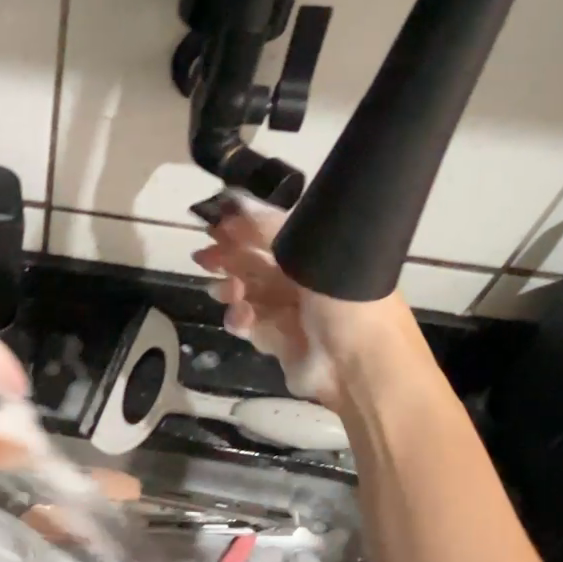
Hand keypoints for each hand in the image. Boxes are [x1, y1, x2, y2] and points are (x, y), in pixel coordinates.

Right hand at [191, 193, 423, 413]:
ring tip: (227, 291)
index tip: (214, 224)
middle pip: (253, 263)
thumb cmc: (344, 297)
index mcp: (315, 251)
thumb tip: (234, 200)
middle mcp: (300, 278)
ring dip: (229, 288)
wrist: (358, 361)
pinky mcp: (276, 341)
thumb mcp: (309, 248)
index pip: (270, 233)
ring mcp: (287, 311)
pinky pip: (248, 324)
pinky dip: (238, 319)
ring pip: (246, 293)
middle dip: (226, 258)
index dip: (240, 229)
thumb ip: (268, 225)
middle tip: (203, 258)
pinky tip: (242, 317)